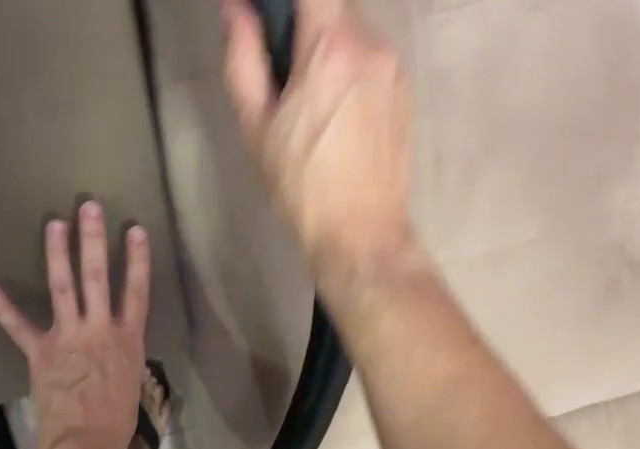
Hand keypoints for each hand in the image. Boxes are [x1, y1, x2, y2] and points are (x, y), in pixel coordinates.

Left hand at [0, 202, 149, 448]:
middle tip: (89, 206)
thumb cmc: (115, 424)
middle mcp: (99, 330)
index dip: (136, 260)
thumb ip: (121, 360)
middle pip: (97, 277)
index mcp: (128, 341)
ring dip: (57, 253)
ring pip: (62, 287)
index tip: (135, 230)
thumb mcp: (130, 386)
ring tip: (55, 223)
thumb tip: (114, 353)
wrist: (85, 444)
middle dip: (93, 240)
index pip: (136, 292)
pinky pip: (19, 327)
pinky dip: (3, 309)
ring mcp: (68, 339)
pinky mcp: (40, 354)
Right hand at [222, 0, 417, 282]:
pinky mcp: (404, 91)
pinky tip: (334, 118)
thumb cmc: (302, 187)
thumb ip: (243, 58)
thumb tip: (235, 9)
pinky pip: (372, 60)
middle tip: (282, 70)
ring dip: (328, 49)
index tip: (268, 18)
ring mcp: (393, 67)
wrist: (360, 234)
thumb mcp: (257, 126)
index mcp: (330, 48)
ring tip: (308, 103)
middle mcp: (371, 45)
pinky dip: (349, 71)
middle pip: (334, 6)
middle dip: (305, 26)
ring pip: (354, 33)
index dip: (285, 3)